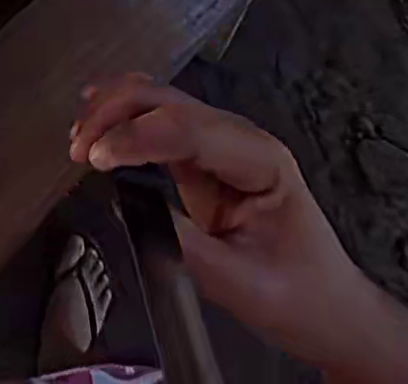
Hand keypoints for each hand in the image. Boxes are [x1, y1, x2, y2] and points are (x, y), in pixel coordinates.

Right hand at [68, 76, 407, 383]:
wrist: (332, 310)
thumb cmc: (300, 300)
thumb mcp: (245, 285)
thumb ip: (186, 246)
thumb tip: (127, 208)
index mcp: (259, 159)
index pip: (186, 128)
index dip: (134, 136)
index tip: (93, 160)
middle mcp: (235, 134)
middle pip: (163, 98)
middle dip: (113, 113)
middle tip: (76, 148)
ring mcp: (215, 136)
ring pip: (152, 96)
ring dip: (109, 108)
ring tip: (77, 137)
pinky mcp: (196, 148)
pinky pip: (150, 115)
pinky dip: (117, 114)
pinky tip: (92, 120)